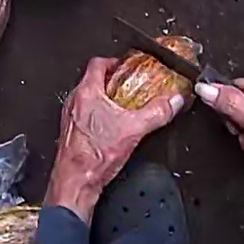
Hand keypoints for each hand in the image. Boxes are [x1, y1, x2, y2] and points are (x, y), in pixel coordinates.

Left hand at [43, 57, 187, 218]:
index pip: (97, 63)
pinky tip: (109, 128)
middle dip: (111, 81)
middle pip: (92, 80)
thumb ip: (157, 112)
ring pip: (86, 98)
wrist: (75, 182)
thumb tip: (173, 101)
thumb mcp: (134, 130)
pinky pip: (83, 115)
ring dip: (103, 98)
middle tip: (126, 85)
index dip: (113, 61)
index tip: (124, 65)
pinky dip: (96, 115)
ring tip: (120, 106)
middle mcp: (74, 102)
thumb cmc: (93, 156)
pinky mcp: (69, 133)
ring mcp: (69, 117)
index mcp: (86, 93)